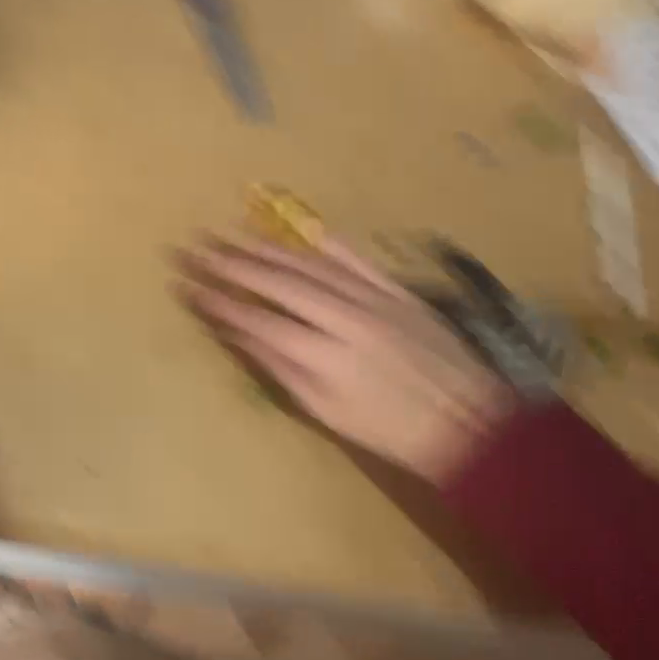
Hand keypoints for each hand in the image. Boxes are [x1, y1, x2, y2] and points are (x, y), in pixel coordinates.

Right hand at [171, 236, 514, 484]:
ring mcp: (374, 299)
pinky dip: (321, 242)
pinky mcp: (398, 292)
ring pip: (310, 263)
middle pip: (277, 282)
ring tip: (228, 233)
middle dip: (230, 264)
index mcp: (323, 355)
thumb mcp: (324, 410)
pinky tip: (296, 230)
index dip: (217, 301)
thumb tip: (236, 333)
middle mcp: (345, 318)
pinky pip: (354, 259)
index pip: (256, 319)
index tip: (185, 286)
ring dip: (265, 247)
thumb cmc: (388, 429)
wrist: (472, 425)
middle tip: (194, 247)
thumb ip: (278, 367)